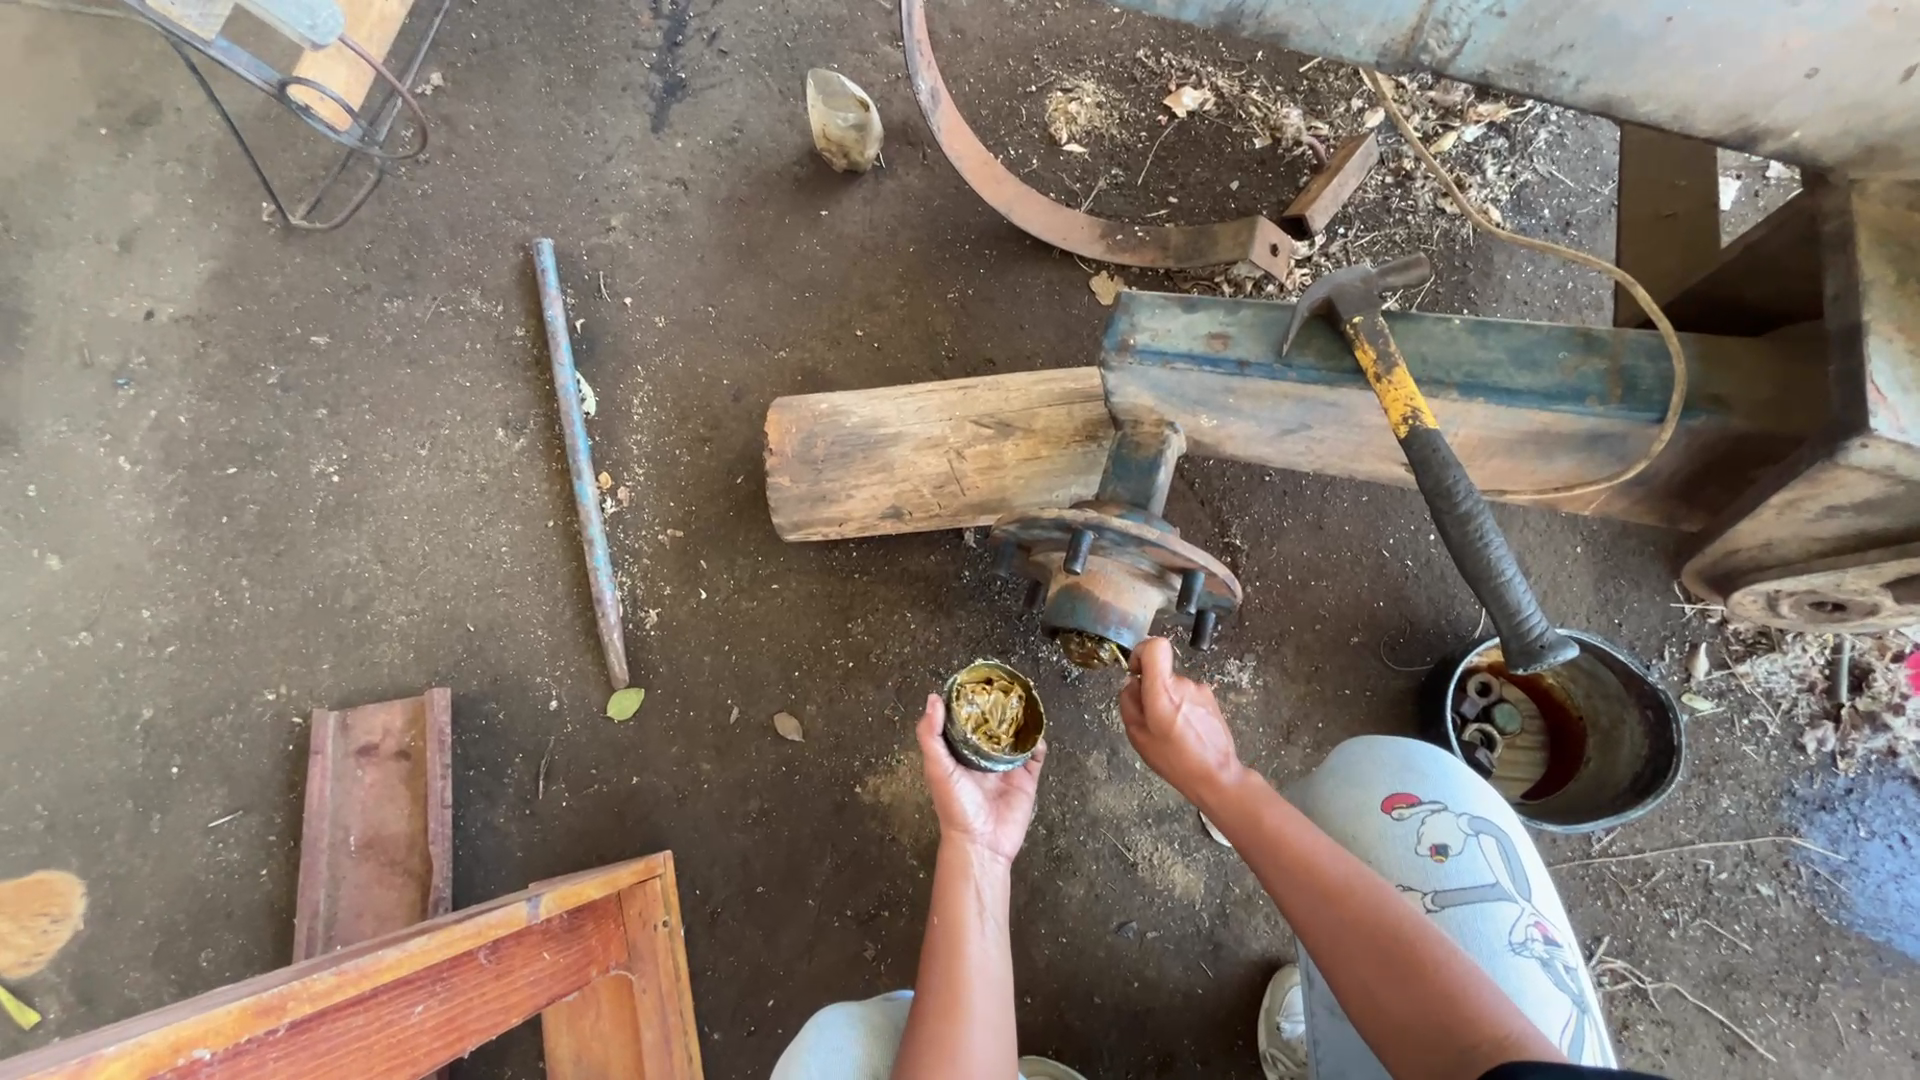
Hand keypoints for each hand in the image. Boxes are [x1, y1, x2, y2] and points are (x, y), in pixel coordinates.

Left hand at [915, 693, 1044, 864]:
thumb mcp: (936, 767)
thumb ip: (931, 734)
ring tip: (1026, 702)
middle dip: (1001, 708)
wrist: (981, 842)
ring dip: (1022, 721)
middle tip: (1007, 687)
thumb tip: (933, 698)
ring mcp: (1007, 767)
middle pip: (995, 725)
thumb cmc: (954, 805)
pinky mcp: (1026, 779)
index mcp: (961, 752)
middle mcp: (985, 756)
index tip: (978, 681)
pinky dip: (1038, 742)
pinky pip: (1035, 756)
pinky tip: (1037, 731)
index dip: (972, 702)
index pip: (967, 720)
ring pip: (1018, 737)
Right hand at [1119, 637, 1246, 806]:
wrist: (1216, 775)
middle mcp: (1183, 684)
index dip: (1141, 652)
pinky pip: (1188, 695)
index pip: (1155, 646)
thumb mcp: (1138, 735)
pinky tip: (1185, 731)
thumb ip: (1129, 703)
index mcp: (1163, 691)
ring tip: (1171, 731)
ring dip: (1169, 702)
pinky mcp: (1211, 698)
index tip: (1136, 672)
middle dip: (1152, 691)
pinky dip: (1183, 708)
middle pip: (1160, 673)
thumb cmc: (1174, 759)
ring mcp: (1200, 690)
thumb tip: (1132, 684)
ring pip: (1174, 686)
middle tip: (1152, 721)